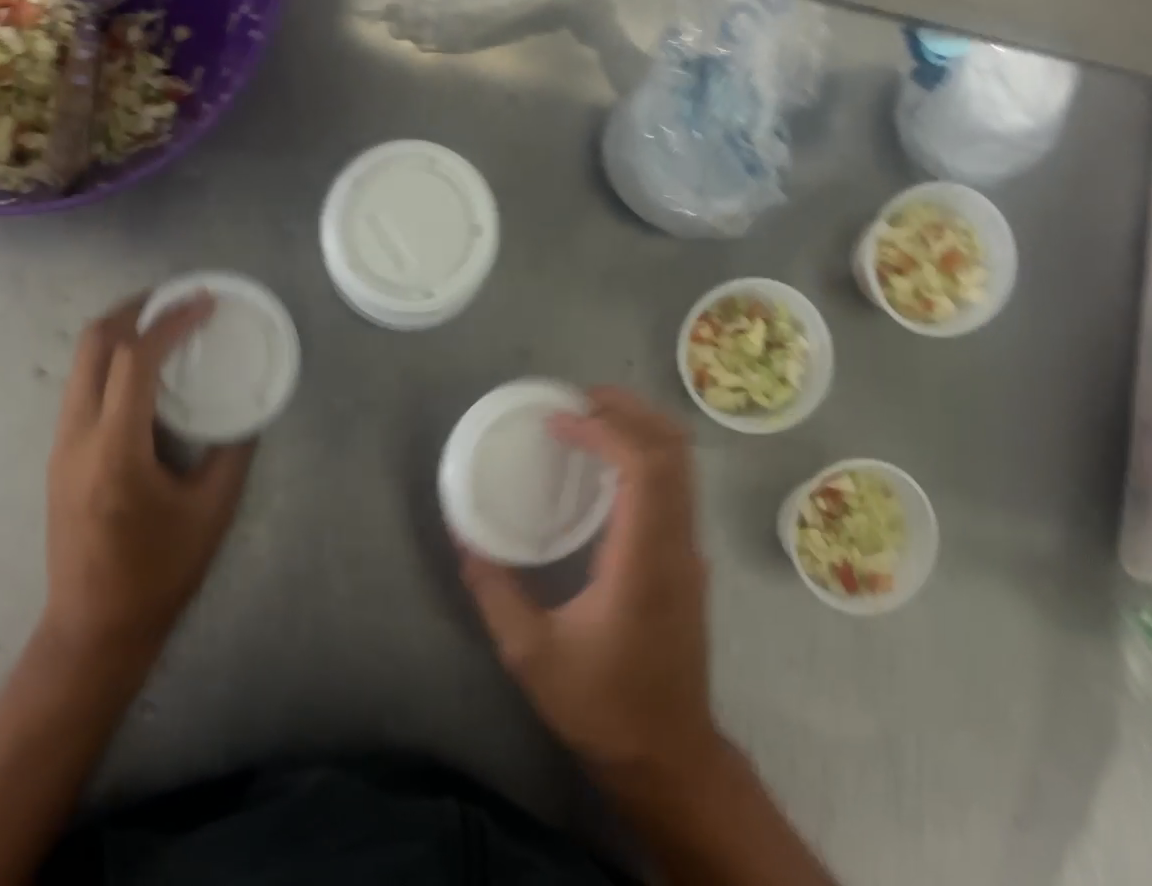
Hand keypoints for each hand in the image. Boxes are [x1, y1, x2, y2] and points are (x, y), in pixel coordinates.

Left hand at [42, 293, 256, 662]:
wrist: (96, 624)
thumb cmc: (160, 572)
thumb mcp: (213, 511)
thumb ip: (233, 453)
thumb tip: (247, 412)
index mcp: (116, 449)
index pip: (135, 360)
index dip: (171, 321)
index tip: (204, 302)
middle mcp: (77, 436)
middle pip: (92, 344)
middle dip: (134, 310)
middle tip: (177, 301)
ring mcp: (60, 445)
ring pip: (80, 364)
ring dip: (118, 334)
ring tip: (163, 328)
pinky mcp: (58, 457)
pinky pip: (81, 389)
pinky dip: (109, 364)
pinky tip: (143, 376)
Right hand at [459, 387, 713, 772]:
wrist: (667, 754)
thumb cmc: (601, 704)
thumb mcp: (529, 652)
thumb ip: (493, 588)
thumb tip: (462, 536)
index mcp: (643, 562)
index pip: (644, 469)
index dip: (604, 430)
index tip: (556, 418)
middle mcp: (678, 547)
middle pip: (674, 452)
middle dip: (629, 411)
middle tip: (575, 397)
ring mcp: (690, 555)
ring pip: (683, 467)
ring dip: (640, 429)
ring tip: (588, 417)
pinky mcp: (686, 564)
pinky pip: (676, 488)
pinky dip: (645, 457)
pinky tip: (604, 465)